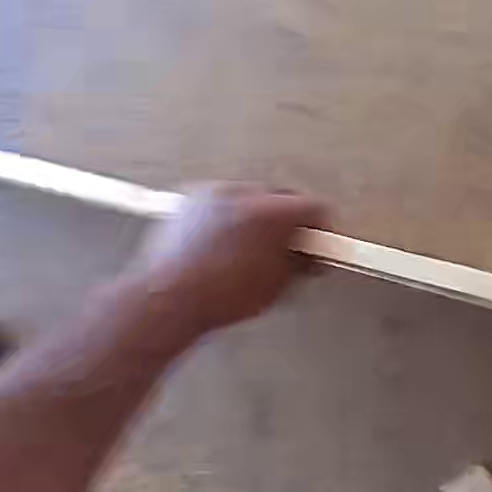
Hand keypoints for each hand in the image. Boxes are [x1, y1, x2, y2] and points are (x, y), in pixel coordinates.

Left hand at [136, 183, 326, 333]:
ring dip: (259, 217)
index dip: (322, 227)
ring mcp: (214, 193)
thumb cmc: (219, 297)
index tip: (320, 240)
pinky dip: (231, 216)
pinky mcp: (191, 198)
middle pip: (283, 198)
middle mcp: (244, 193)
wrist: (169, 299)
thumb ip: (302, 262)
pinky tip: (228, 243)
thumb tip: (310, 255)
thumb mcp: (277, 285)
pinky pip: (224, 201)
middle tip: (290, 247)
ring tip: (254, 248)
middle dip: (289, 221)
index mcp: (272, 213)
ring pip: (252, 197)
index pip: (314, 207)